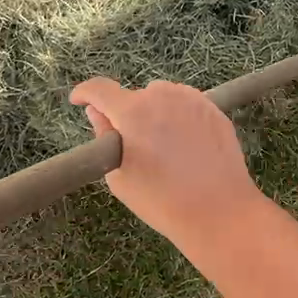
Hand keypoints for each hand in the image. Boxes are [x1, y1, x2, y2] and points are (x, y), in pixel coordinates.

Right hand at [69, 78, 263, 239]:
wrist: (218, 209)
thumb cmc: (162, 200)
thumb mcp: (120, 176)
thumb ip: (105, 136)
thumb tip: (98, 113)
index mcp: (133, 112)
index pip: (99, 88)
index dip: (84, 92)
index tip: (79, 101)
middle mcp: (163, 96)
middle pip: (136, 96)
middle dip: (128, 113)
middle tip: (133, 144)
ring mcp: (193, 99)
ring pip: (164, 97)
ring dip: (156, 112)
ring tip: (163, 147)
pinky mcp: (214, 109)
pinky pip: (188, 104)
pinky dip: (180, 117)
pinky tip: (186, 146)